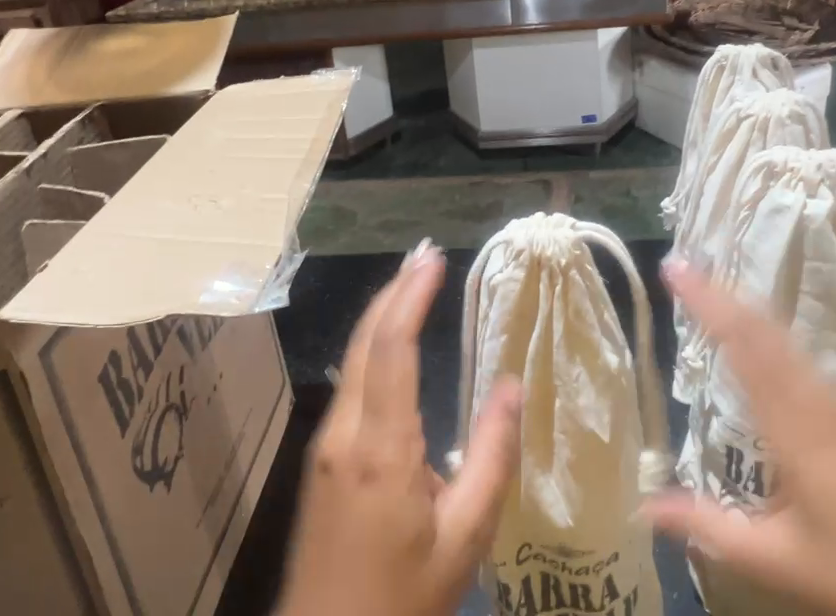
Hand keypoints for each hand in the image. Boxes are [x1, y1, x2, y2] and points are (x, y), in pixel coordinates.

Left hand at [276, 242, 522, 615]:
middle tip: (425, 253)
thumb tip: (512, 385)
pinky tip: (393, 344)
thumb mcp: (465, 537)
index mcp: (382, 448)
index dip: (410, 296)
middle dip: (393, 291)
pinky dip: (375, 348)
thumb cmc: (403, 595)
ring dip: (382, 315)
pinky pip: (351, 385)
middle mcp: (346, 433)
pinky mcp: (323, 459)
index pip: (391, 349)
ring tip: (415, 282)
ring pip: (353, 361)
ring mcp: (327, 445)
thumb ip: (492, 458)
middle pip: (364, 343)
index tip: (433, 259)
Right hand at [643, 263, 835, 615]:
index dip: (709, 304)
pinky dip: (768, 330)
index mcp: (793, 429)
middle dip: (722, 293)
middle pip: (765, 330)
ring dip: (746, 306)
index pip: (745, 348)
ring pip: (785, 338)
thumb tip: (646, 508)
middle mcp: (815, 403)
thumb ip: (711, 527)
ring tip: (710, 287)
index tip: (677, 270)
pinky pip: (799, 355)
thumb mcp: (778, 558)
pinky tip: (757, 333)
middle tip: (683, 266)